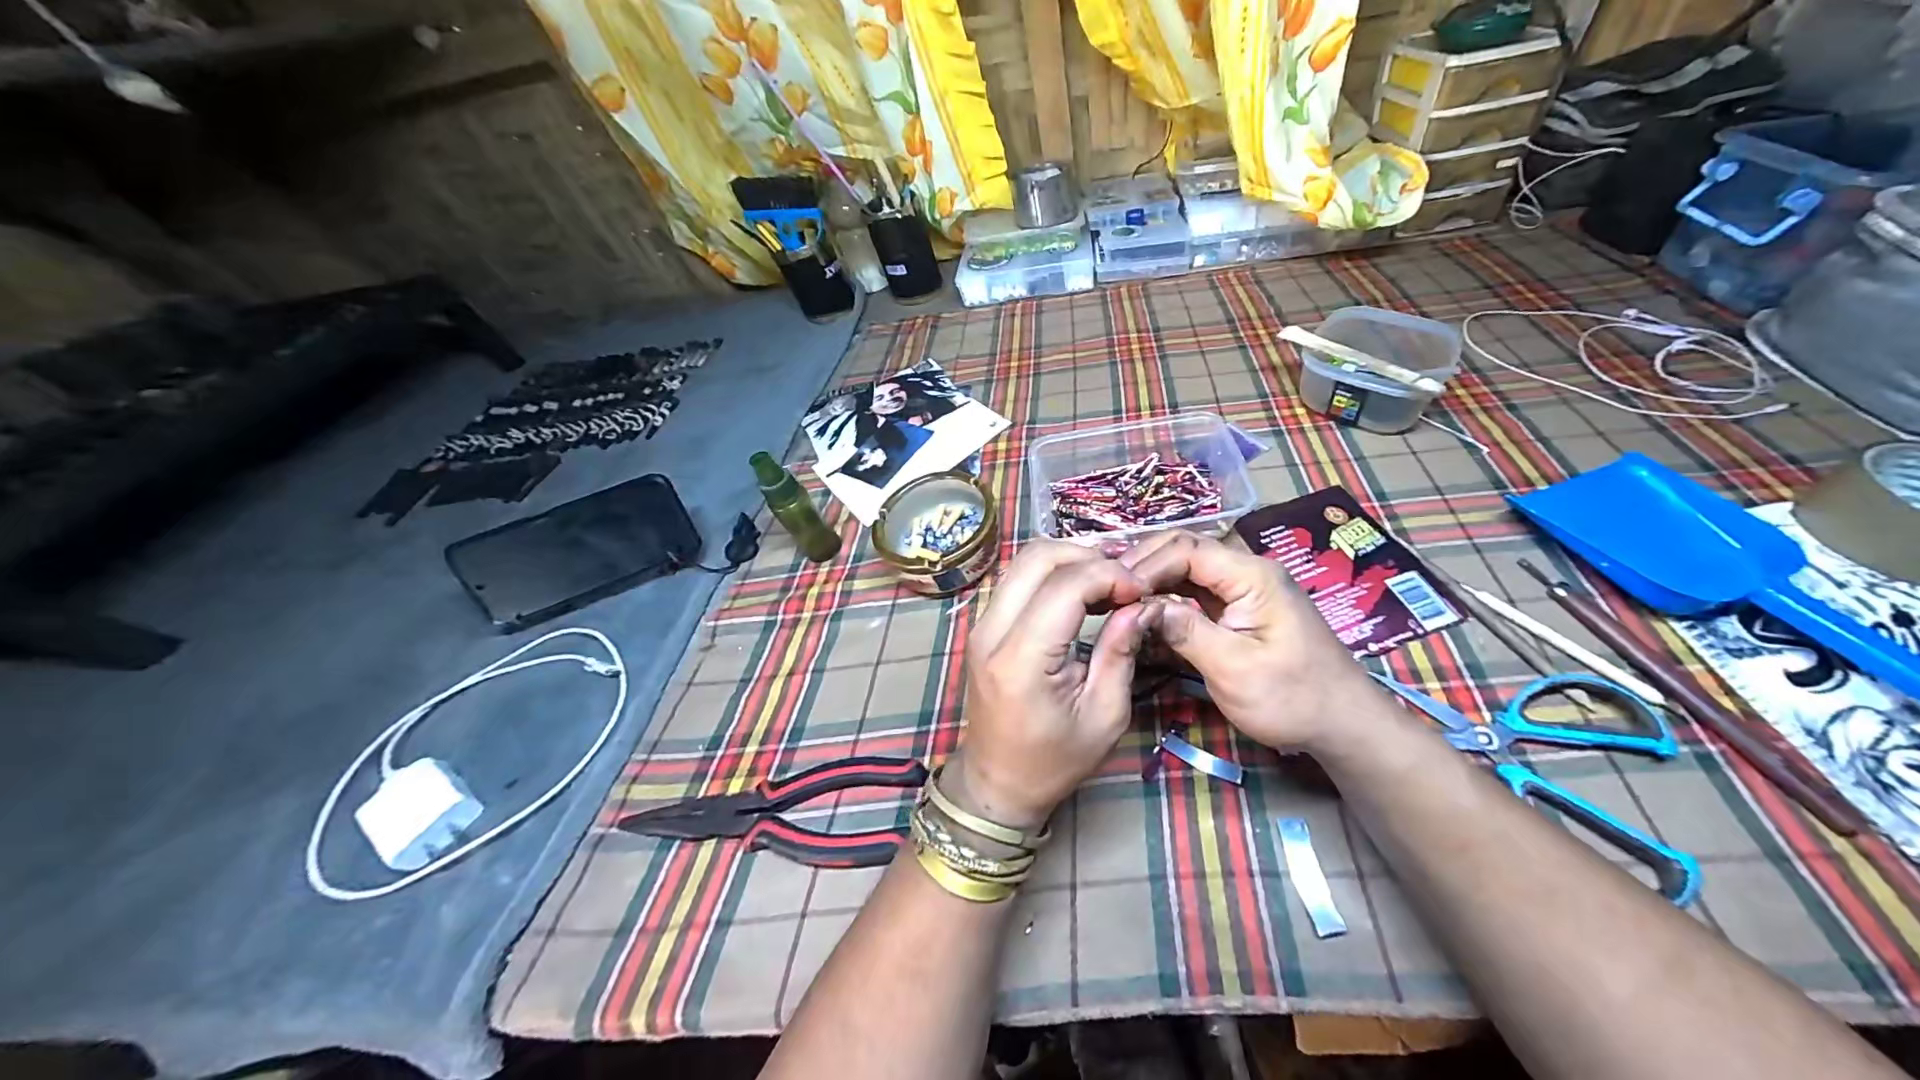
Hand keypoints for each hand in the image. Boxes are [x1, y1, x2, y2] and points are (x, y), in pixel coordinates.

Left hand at [945, 540, 1153, 828]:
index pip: (1064, 586)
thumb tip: (1143, 603)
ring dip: (1070, 561)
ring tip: (1109, 584)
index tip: (1143, 591)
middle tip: (1125, 581)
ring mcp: (981, 625)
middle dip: (1089, 556)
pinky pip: (1017, 580)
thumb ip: (1121, 653)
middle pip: (1037, 557)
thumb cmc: (1054, 760)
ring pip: (1023, 561)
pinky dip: (1052, 574)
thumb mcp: (1104, 715)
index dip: (1109, 575)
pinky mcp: (983, 626)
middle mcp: (991, 632)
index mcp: (1020, 660)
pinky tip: (1083, 593)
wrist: (997, 782)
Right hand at [1122, 531, 1367, 752]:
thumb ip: (1186, 631)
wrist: (1342, 724)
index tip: (1116, 591)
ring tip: (1116, 595)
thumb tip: (1142, 607)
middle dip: (1143, 564)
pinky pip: (1193, 590)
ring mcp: (1242, 589)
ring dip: (1151, 578)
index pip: (1186, 549)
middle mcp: (1246, 571)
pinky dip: (1165, 595)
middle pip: (1184, 549)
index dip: (1146, 564)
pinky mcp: (1237, 608)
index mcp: (1252, 575)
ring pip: (1185, 568)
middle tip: (1107, 589)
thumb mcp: (1235, 668)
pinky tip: (1142, 607)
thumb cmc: (1292, 698)